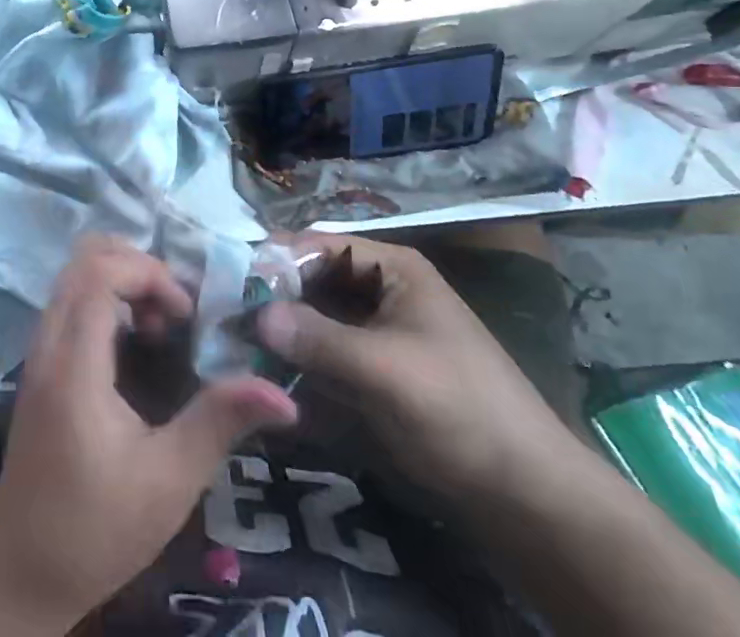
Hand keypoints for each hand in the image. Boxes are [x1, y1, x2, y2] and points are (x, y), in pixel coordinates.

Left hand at [0, 236, 299, 629]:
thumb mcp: (170, 479)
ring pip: (74, 279)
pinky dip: (109, 302)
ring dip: (124, 283)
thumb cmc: (96, 529)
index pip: (98, 273)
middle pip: (82, 261)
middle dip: (140, 268)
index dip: (150, 274)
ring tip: (164, 327)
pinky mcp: (42, 369)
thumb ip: (221, 421)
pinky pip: (71, 304)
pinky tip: (139, 344)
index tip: (186, 315)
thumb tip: (284, 395)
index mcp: (73, 367)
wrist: (21, 574)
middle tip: (178, 312)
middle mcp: (48, 347)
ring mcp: (39, 356)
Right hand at [256, 232, 575, 502]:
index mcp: (391, 270)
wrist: (519, 491)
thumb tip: (255, 313)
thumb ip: (319, 339)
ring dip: (275, 341)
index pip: (317, 247)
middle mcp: (377, 292)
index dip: (271, 262)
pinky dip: (293, 371)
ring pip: (309, 325)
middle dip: (267, 305)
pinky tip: (264, 388)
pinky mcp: (367, 374)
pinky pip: (319, 361)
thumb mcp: (386, 370)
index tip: (224, 289)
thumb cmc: (458, 410)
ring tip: (230, 359)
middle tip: (219, 329)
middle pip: (309, 285)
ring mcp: (372, 335)